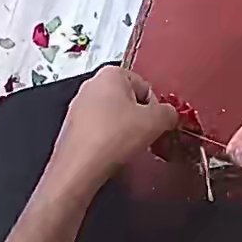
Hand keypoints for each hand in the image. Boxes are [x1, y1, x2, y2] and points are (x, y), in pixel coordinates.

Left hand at [46, 66, 179, 189]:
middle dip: (139, 117)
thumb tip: (169, 114)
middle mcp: (91, 84)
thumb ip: (169, 112)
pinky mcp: (71, 126)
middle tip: (144, 135)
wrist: (79, 167)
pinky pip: (99, 127)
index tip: (155, 124)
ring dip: (124, 128)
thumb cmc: (115, 137)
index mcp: (111, 73)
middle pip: (128, 99)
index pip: (145, 86)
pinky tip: (111, 152)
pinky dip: (108, 137)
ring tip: (127, 146)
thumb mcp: (155, 122)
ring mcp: (78, 105)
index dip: (155, 107)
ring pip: (113, 114)